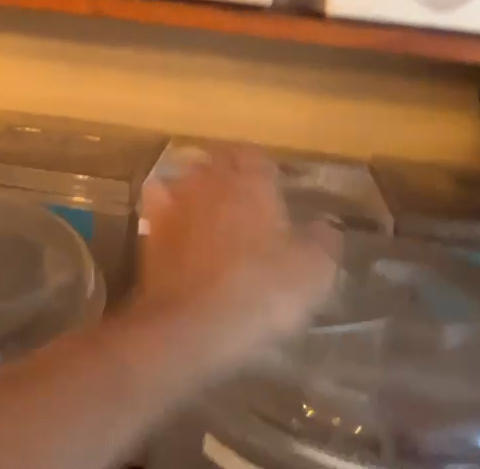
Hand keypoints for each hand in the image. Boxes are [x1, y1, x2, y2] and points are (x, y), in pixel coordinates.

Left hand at [134, 146, 340, 373]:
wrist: (190, 324)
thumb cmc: (259, 292)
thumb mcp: (311, 273)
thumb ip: (323, 242)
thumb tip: (327, 226)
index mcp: (253, 181)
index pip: (258, 156)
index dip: (266, 170)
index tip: (275, 187)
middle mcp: (212, 179)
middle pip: (221, 161)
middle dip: (232, 174)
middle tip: (247, 200)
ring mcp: (177, 199)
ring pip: (190, 177)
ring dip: (201, 187)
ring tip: (213, 210)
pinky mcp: (151, 226)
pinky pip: (160, 201)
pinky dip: (169, 206)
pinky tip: (177, 223)